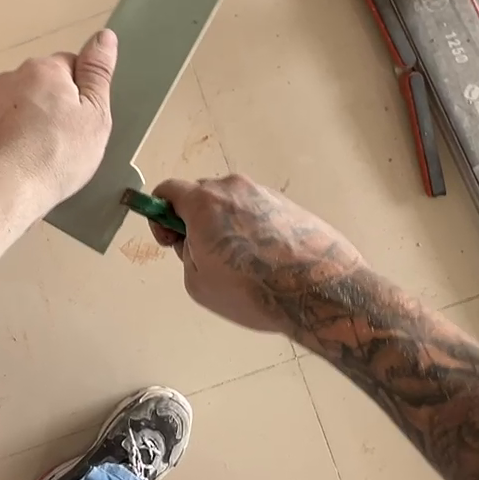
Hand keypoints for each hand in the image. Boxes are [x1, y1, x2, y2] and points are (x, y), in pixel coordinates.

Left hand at [0, 30, 116, 216]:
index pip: (74, 65)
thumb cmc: (58, 153)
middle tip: (73, 139)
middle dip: (62, 107)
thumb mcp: (95, 112)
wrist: (7, 190)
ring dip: (42, 124)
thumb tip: (104, 37)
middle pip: (50, 85)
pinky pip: (14, 127)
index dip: (86, 94)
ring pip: (30, 107)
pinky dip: (24, 140)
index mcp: (43, 68)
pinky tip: (33, 162)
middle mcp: (14, 78)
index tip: (87, 119)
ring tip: (52, 155)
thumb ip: (98, 72)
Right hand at [149, 175, 369, 335]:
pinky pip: (257, 211)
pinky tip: (264, 260)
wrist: (318, 291)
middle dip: (195, 221)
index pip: (168, 191)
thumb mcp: (197, 282)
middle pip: (200, 196)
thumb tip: (196, 243)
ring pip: (231, 204)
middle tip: (205, 255)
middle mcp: (233, 189)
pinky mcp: (289, 205)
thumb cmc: (253, 289)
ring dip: (226, 225)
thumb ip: (186, 252)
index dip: (160, 214)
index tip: (169, 236)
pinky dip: (252, 229)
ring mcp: (264, 194)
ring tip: (241, 263)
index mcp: (203, 202)